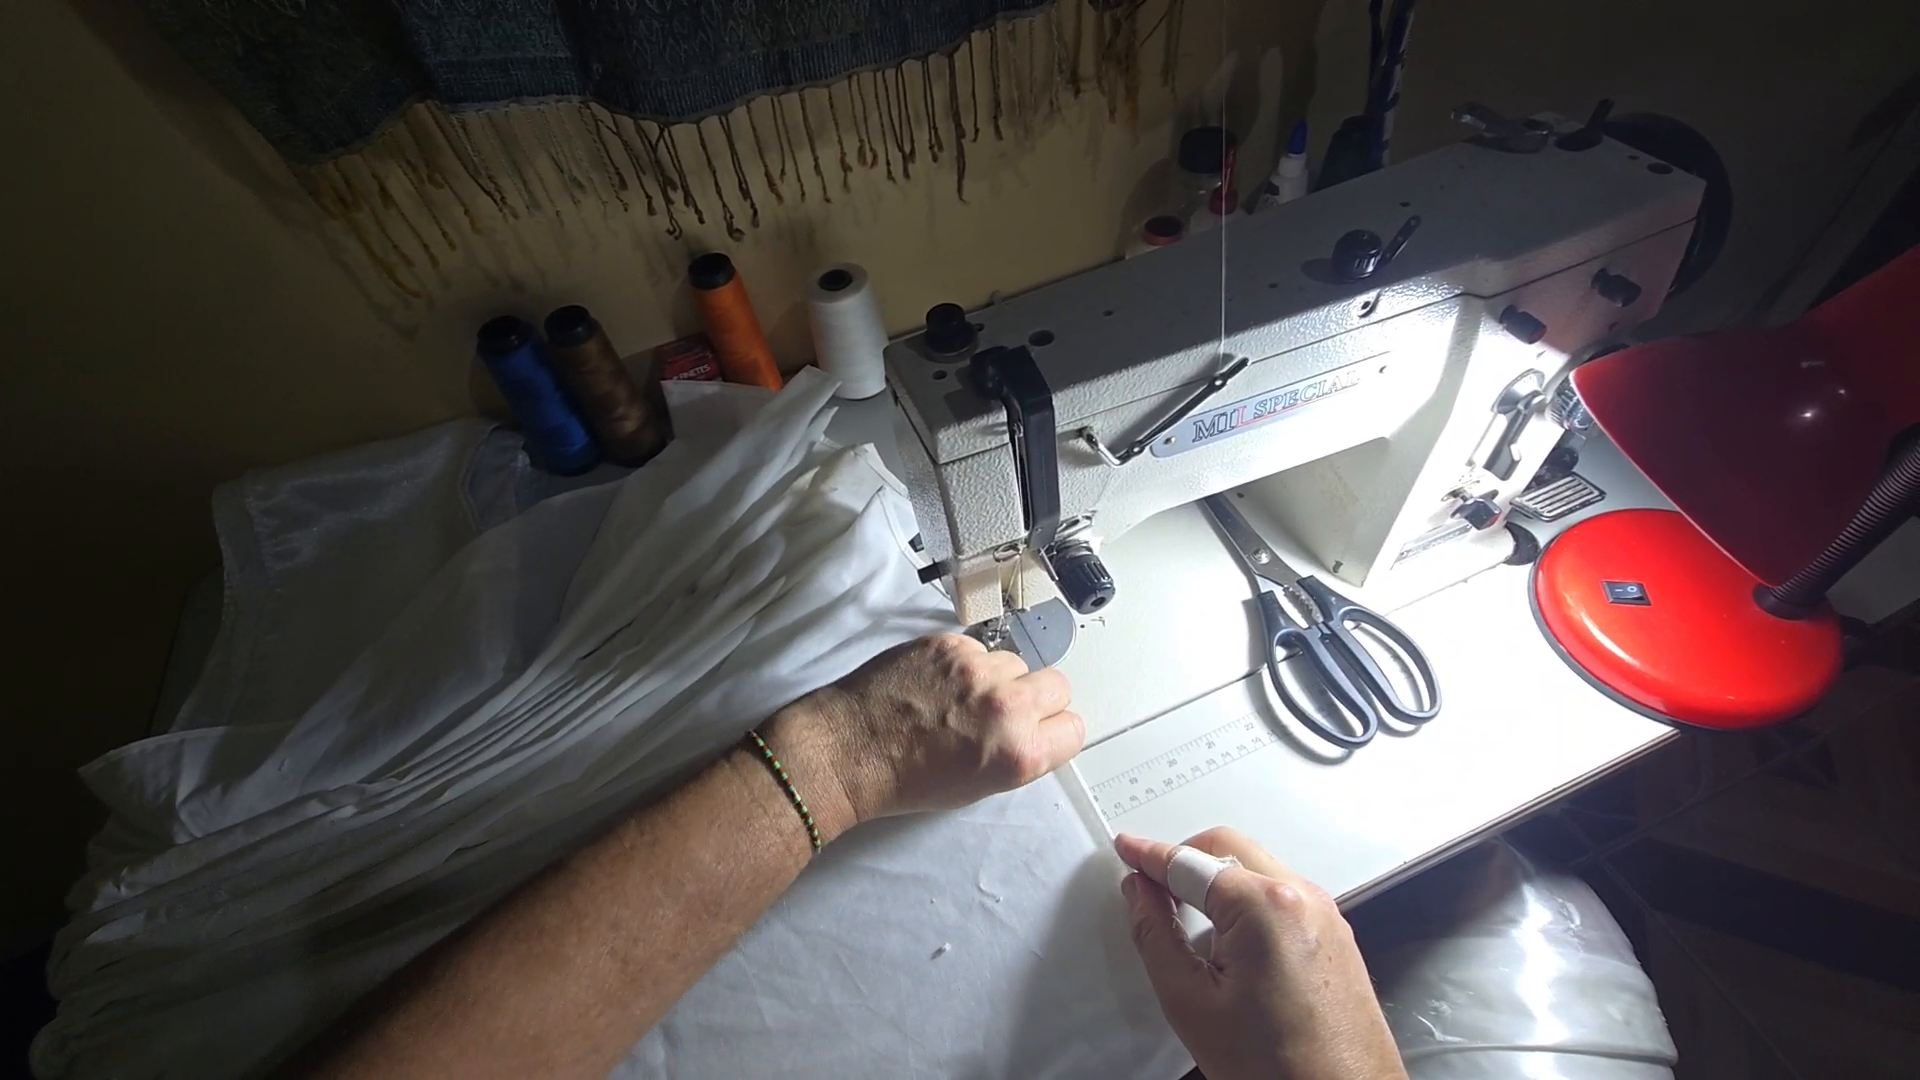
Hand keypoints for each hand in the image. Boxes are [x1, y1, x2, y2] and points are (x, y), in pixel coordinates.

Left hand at [764, 634, 1084, 837]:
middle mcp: (1006, 706)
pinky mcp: (949, 644)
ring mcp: (977, 669)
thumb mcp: (979, 787)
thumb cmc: (906, 780)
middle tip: (1004, 707)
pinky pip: (977, 648)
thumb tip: (1034, 729)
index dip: (1054, 729)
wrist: (850, 751)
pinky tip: (937, 681)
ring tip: (961, 695)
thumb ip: (1018, 754)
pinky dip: (963, 662)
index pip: (1074, 727)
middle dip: (1035, 696)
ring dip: (996, 676)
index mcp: (1019, 753)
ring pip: (1014, 661)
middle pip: (1057, 684)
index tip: (1038, 729)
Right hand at [1116, 829, 1406, 1079]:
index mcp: (1264, 906)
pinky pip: (1277, 891)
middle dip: (1183, 858)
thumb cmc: (1281, 1072)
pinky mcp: (1334, 933)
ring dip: (1214, 878)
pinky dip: (1244, 897)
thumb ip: (1155, 934)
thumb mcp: (1191, 1003)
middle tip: (1151, 884)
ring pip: (1252, 865)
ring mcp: (1324, 913)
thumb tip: (1140, 892)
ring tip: (1189, 918)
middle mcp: (1300, 896)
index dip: (1148, 854)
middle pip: (1224, 848)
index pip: (1188, 862)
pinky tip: (1228, 938)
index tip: (1127, 849)